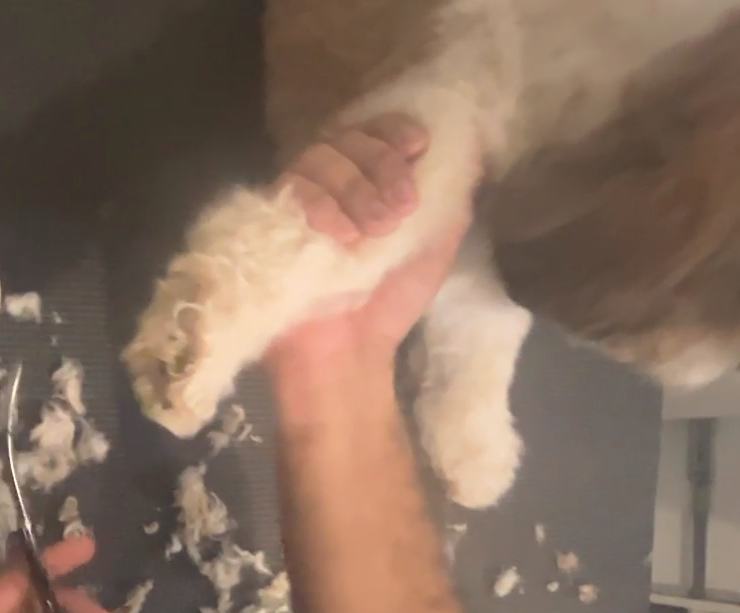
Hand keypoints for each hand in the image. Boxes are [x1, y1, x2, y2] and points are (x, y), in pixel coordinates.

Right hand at [267, 115, 469, 375]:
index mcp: (362, 188)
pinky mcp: (267, 231)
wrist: (346, 355)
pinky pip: (288, 193)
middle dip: (378, 162)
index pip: (369, 131)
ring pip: (315, 160)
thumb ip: (451, 195)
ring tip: (374, 231)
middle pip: (342, 140)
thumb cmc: (388, 305)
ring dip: (354, 185)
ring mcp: (293, 211)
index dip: (393, 130)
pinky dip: (322, 204)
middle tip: (399, 209)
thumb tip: (472, 139)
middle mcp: (325, 193)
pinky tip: (343, 235)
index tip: (418, 147)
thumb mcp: (436, 243)